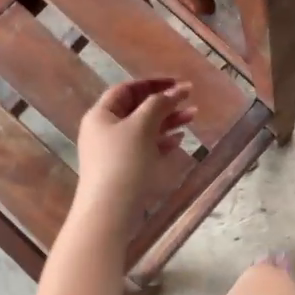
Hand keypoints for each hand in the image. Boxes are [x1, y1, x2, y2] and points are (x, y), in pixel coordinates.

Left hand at [76, 79, 193, 215]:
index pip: (126, 90)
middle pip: (137, 108)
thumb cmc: (123, 162)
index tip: (176, 83)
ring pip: (144, 128)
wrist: (110, 211)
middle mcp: (104, 130)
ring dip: (168, 120)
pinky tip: (179, 139)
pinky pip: (145, 148)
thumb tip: (175, 90)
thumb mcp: (141, 127)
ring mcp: (114, 152)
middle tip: (190, 97)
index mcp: (101, 115)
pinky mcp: (124, 170)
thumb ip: (159, 104)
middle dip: (164, 102)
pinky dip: (162, 141)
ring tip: (193, 115)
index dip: (152, 83)